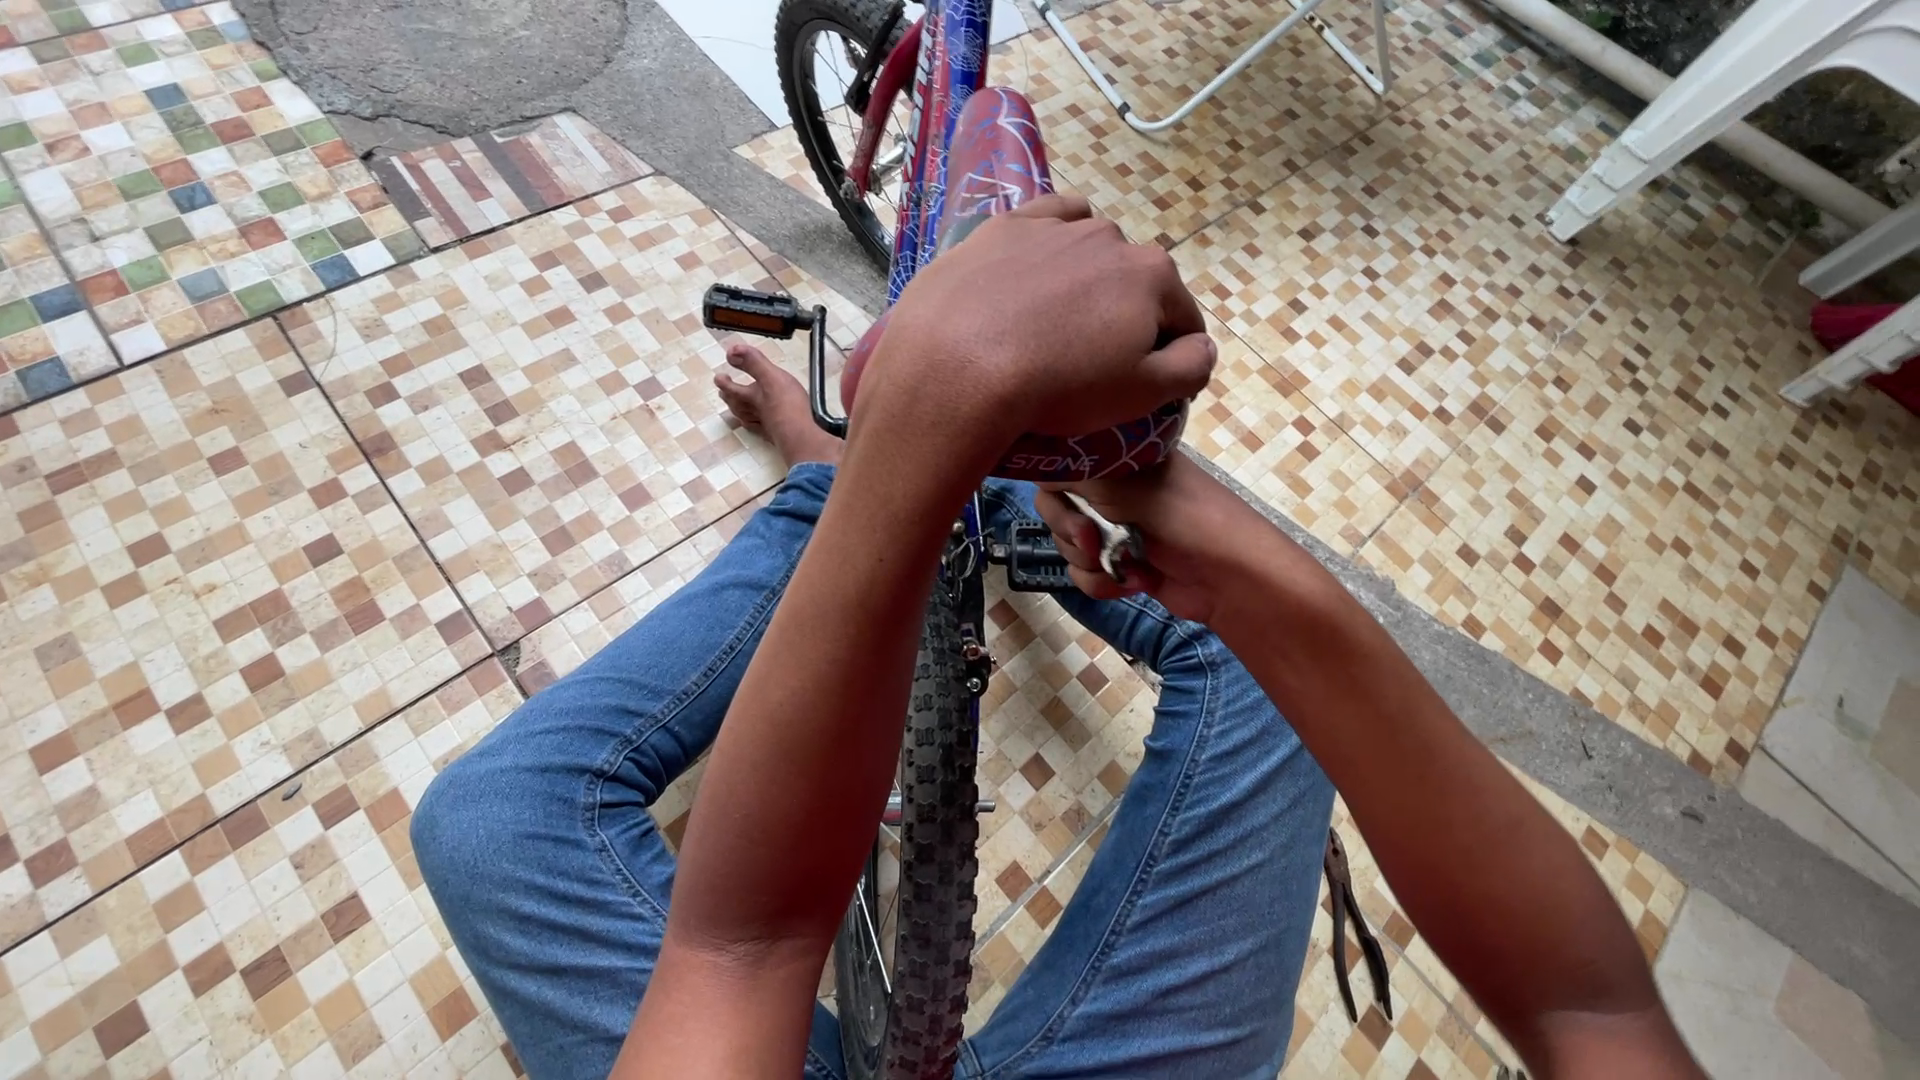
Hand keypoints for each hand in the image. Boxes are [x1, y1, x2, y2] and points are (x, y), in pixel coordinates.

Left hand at [852, 195, 1215, 461]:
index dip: (1171, 355)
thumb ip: (1190, 367)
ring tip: (1053, 323)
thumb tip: (1204, 347)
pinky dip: (1051, 241)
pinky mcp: (1001, 227)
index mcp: (1152, 276)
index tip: (1145, 383)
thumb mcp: (1140, 395)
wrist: (956, 368)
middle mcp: (1110, 238)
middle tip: (1089, 362)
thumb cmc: (1057, 388)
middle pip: (1134, 283)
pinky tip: (1037, 265)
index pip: (1182, 319)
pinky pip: (1043, 222)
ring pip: (1089, 251)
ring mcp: (1053, 227)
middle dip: (1125, 317)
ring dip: (1087, 281)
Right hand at [1034, 453, 1260, 623]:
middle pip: (1056, 509)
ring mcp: (1115, 530)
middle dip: (1070, 532)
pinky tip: (1131, 584)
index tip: (1071, 509)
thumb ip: (1083, 478)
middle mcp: (1113, 491)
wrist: (1232, 581)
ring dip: (1088, 563)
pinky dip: (1100, 583)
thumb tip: (1039, 465)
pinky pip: (1084, 573)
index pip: (1063, 465)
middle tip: (1092, 543)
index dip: (1057, 491)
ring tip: (1121, 568)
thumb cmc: (1192, 522)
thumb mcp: (1134, 491)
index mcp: (1120, 461)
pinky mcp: (1118, 565)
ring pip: (1068, 546)